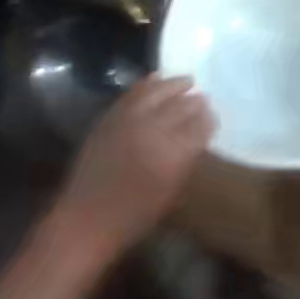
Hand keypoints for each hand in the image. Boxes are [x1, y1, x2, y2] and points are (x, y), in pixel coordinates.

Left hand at [48, 75, 214, 262]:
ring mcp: (129, 119)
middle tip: (203, 98)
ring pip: (157, 91)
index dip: (208, 119)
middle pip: (180, 106)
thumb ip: (185, 160)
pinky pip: (134, 92)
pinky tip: (156, 79)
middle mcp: (152, 130)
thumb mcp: (169, 194)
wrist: (87, 218)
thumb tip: (198, 136)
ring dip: (174, 84)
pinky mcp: (111, 116)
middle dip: (194, 101)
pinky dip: (148, 83)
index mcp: (172, 155)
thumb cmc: (133, 217)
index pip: (198, 127)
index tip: (213, 115)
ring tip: (186, 81)